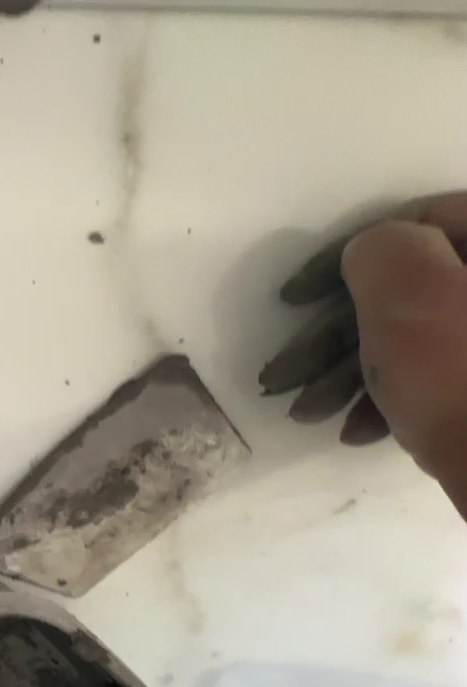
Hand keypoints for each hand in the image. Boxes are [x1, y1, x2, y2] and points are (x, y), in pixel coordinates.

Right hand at [263, 194, 466, 497]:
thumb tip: (370, 249)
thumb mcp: (411, 299)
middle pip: (415, 287)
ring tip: (307, 412)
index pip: (425, 218)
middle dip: (334, 337)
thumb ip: (382, 253)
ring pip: (419, 332)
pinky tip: (360, 426)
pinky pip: (444, 366)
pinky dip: (391, 395)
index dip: (344, 257)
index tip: (291, 302)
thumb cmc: (465, 377)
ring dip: (348, 372)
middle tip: (281, 377)